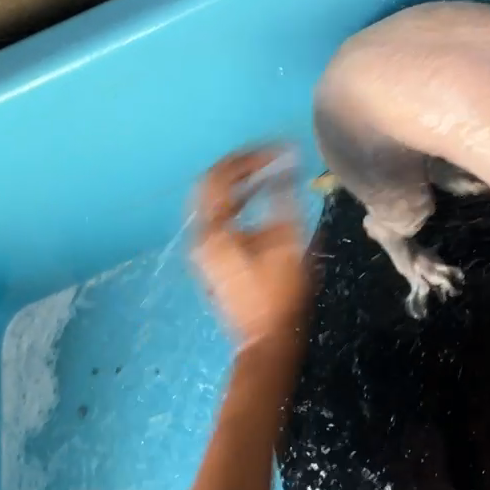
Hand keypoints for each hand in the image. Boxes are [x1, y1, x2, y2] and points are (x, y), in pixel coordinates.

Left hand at [190, 148, 314, 350]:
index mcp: (215, 230)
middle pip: (209, 182)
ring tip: (266, 170)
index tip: (278, 150)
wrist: (266, 340)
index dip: (249, 156)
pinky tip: (258, 197)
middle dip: (239, 164)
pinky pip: (217, 213)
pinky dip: (235, 198)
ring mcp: (204, 247)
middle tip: (267, 155)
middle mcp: (201, 235)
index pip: (222, 175)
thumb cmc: (280, 293)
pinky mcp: (212, 255)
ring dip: (237, 180)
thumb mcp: (287, 239)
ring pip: (211, 198)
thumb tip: (288, 157)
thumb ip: (285, 193)